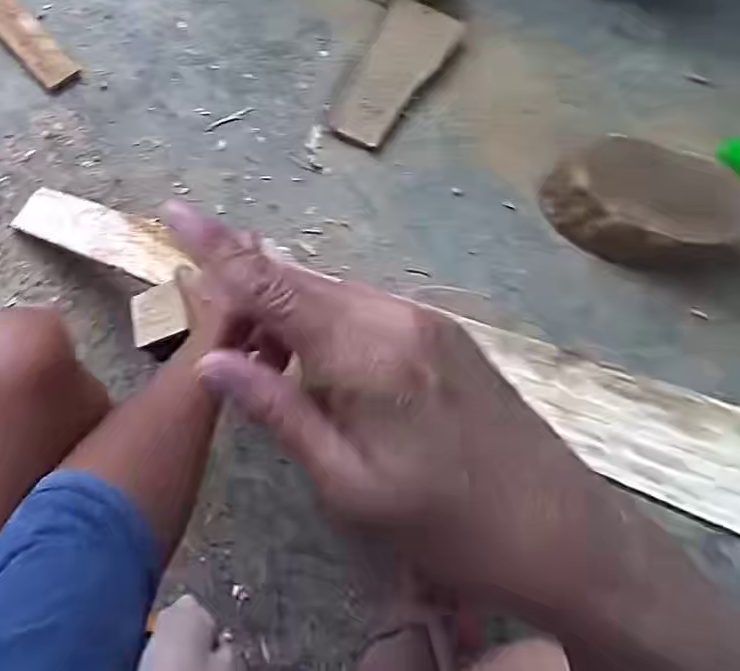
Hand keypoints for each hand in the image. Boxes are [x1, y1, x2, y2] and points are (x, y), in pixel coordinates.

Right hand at [161, 204, 623, 630]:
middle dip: (247, 294)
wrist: (564, 529)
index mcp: (364, 354)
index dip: (216, 247)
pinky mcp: (434, 324)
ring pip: (325, 292)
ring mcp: (417, 314)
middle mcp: (389, 314)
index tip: (175, 210)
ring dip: (286, 313)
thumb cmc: (448, 525)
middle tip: (222, 334)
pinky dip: (322, 321)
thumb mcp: (348, 485)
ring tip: (272, 365)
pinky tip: (321, 364)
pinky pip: (357, 305)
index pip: (271, 286)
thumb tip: (212, 362)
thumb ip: (278, 412)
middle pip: (295, 281)